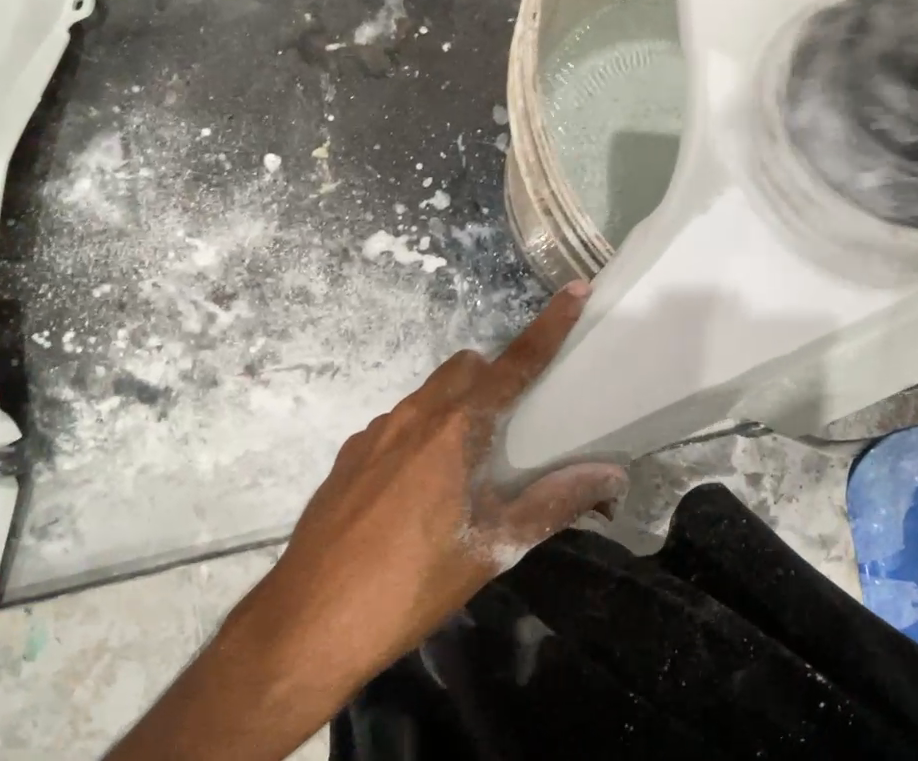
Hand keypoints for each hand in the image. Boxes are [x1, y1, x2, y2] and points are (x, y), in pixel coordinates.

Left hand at [264, 278, 628, 675]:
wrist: (306, 626)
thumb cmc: (410, 585)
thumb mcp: (493, 549)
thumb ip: (555, 504)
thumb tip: (610, 478)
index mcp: (455, 430)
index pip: (514, 364)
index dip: (549, 327)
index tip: (575, 291)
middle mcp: (413, 416)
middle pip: (467, 368)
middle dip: (497, 375)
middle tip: (516, 423)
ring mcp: (373, 434)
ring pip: (429, 395)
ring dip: (458, 408)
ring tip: (468, 469)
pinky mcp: (348, 457)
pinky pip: (398, 425)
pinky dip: (422, 436)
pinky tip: (419, 493)